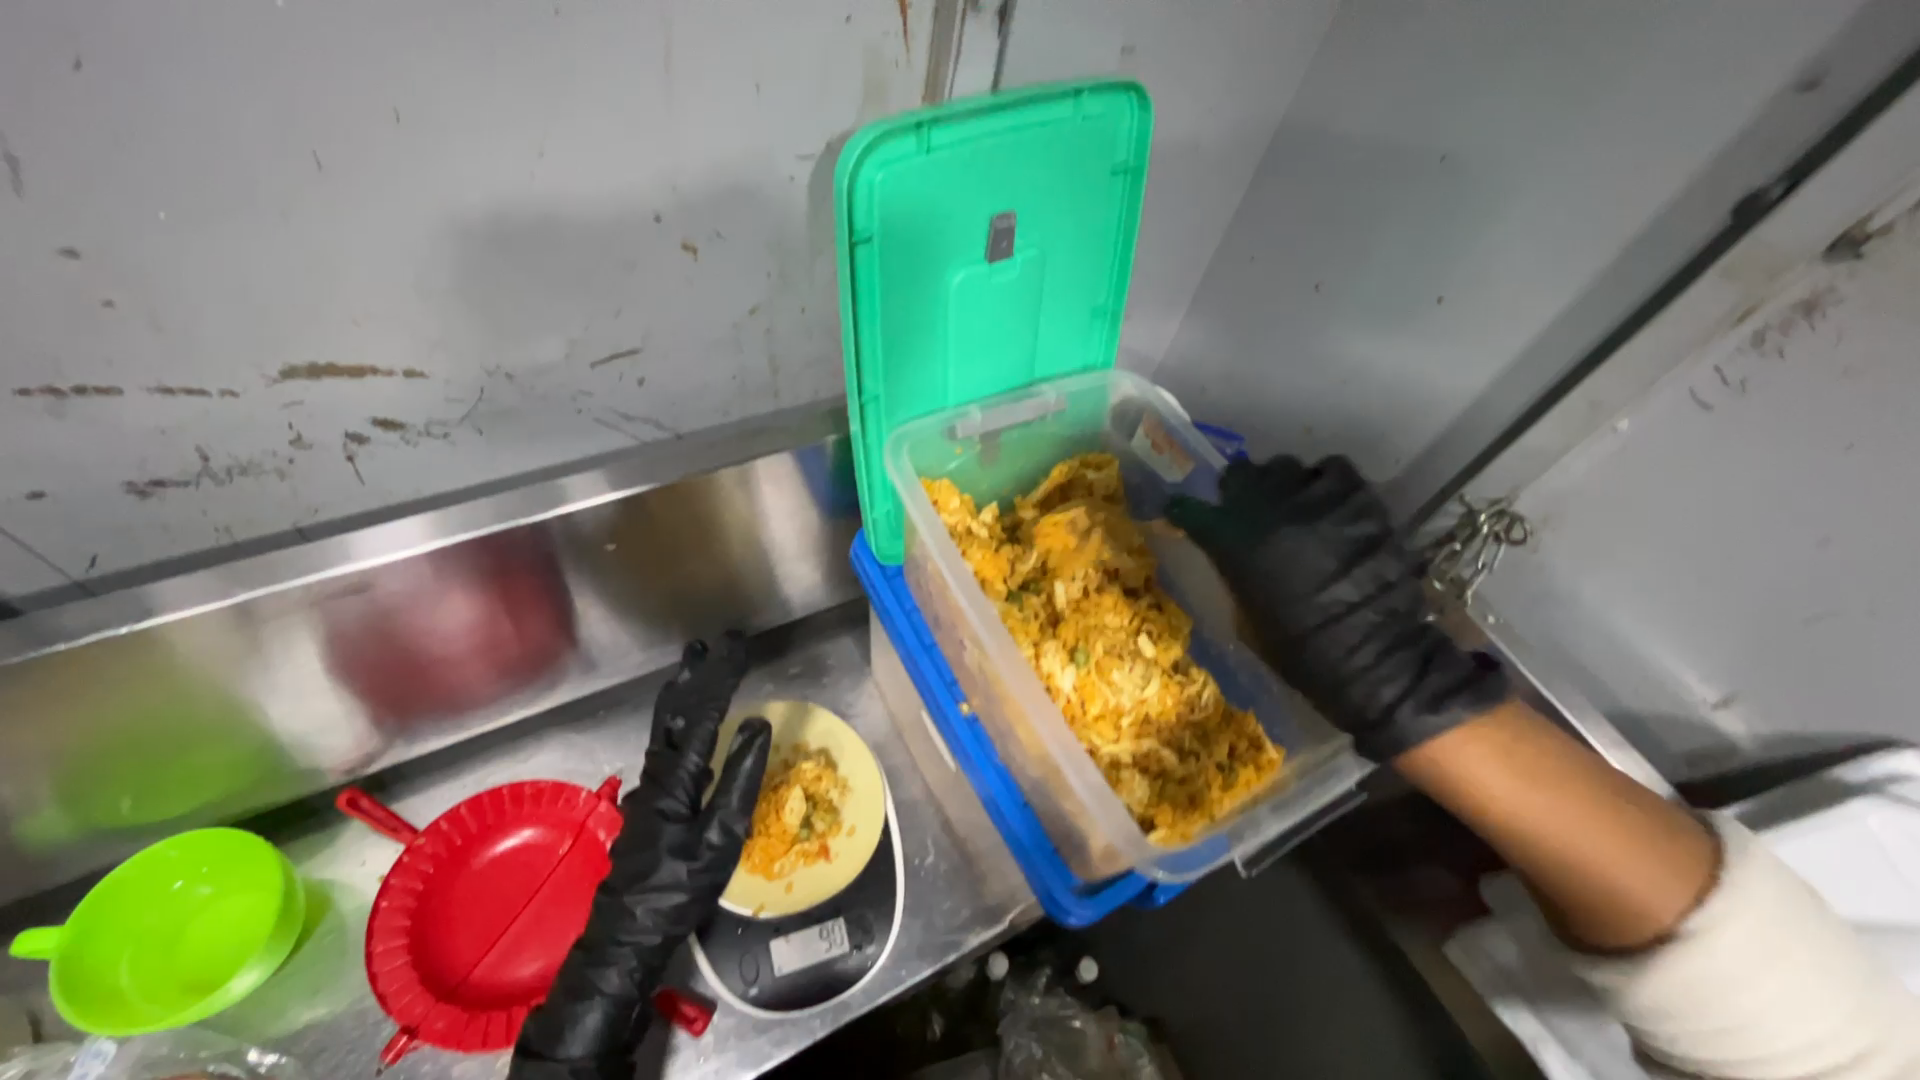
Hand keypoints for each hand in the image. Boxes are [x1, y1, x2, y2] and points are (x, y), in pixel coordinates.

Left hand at [511, 634, 770, 1079]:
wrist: (628, 934)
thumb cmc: (680, 889)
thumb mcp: (722, 838)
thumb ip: (740, 780)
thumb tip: (757, 725)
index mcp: (677, 778)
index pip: (704, 714)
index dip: (722, 677)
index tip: (737, 647)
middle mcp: (657, 772)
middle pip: (674, 711)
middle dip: (696, 674)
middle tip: (710, 643)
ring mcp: (649, 786)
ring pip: (664, 725)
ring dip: (681, 691)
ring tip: (694, 665)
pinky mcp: (650, 800)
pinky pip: (665, 743)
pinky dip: (678, 717)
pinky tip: (686, 719)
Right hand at [1166, 456, 1506, 761]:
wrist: (1369, 656)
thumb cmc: (1296, 650)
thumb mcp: (1244, 612)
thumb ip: (1234, 568)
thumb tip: (1231, 551)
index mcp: (1231, 542)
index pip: (1191, 509)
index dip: (1186, 510)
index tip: (1185, 512)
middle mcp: (1268, 510)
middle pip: (1242, 473)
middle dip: (1240, 487)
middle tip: (1249, 504)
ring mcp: (1315, 499)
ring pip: (1289, 467)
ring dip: (1286, 484)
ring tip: (1296, 504)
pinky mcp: (1358, 498)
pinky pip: (1334, 471)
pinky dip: (1328, 483)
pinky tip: (1331, 503)